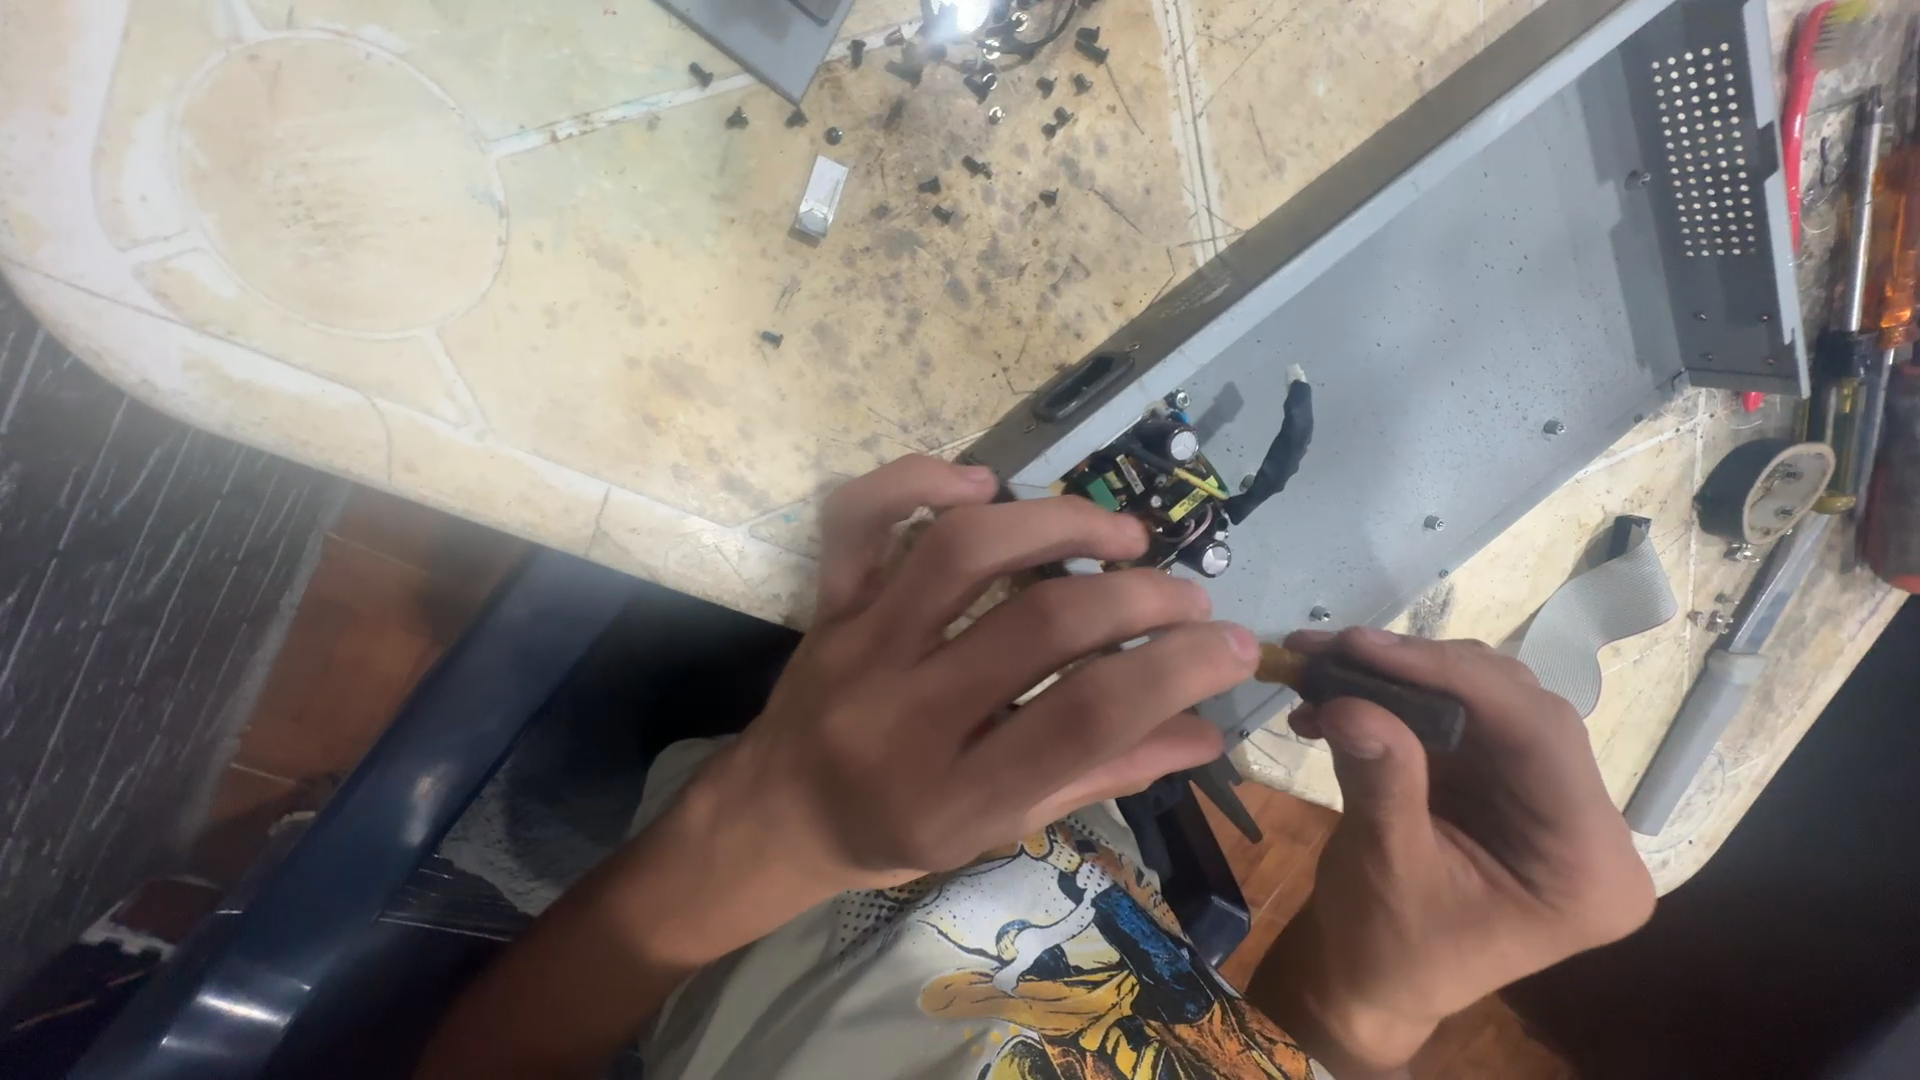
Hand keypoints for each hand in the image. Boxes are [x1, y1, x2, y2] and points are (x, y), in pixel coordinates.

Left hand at [664, 455, 1255, 955]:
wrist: (779, 812)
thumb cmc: (893, 833)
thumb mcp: (996, 828)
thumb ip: (1098, 776)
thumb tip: (1206, 729)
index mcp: (951, 794)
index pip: (1084, 719)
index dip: (1176, 672)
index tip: (1235, 646)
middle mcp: (902, 711)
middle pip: (1037, 625)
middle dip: (1136, 599)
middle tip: (1188, 595)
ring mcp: (858, 642)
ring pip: (960, 550)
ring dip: (1056, 524)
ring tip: (1120, 536)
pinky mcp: (830, 600)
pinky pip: (860, 516)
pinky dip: (917, 479)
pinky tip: (981, 482)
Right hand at [1249, 627, 1654, 1075]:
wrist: (1366, 976)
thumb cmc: (1386, 947)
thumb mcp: (1384, 867)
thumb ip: (1379, 779)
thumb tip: (1347, 699)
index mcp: (1585, 863)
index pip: (1539, 735)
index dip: (1452, 676)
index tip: (1363, 645)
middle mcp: (1579, 820)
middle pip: (1516, 706)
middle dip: (1417, 668)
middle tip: (1333, 649)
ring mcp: (1536, 797)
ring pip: (1482, 699)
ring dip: (1396, 676)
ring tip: (1321, 668)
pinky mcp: (1492, 781)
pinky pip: (1449, 716)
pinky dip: (1386, 698)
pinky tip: (1330, 703)